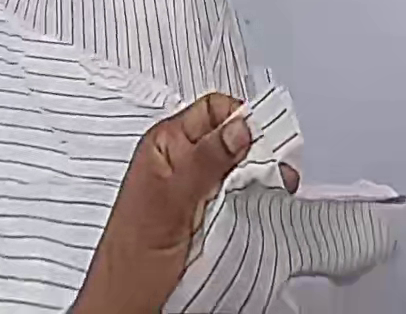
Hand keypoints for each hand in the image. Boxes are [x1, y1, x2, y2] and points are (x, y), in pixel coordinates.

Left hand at [74, 93, 293, 313]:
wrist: (125, 308)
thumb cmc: (131, 256)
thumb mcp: (171, 198)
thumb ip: (205, 160)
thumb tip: (239, 126)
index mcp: (166, 144)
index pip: (211, 111)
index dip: (238, 117)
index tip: (264, 135)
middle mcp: (183, 161)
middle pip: (229, 138)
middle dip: (256, 149)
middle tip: (280, 165)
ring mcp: (197, 190)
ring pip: (238, 168)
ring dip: (260, 175)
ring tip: (280, 185)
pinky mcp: (209, 218)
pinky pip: (239, 197)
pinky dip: (257, 199)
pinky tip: (269, 204)